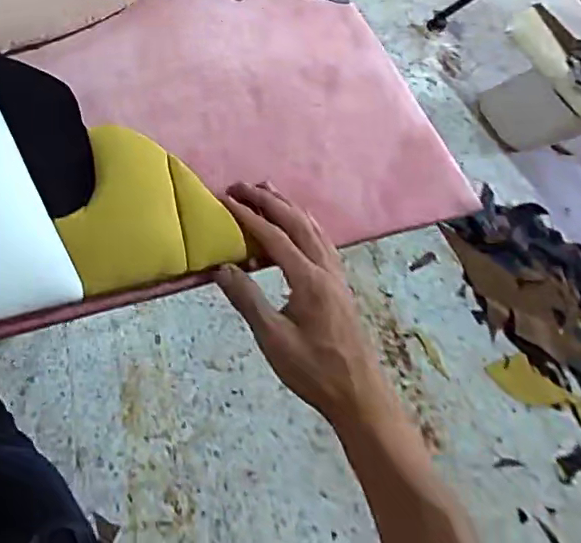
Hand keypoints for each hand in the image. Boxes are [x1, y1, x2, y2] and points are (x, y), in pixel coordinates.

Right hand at [217, 184, 478, 542]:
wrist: (359, 395)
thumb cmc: (314, 371)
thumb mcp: (274, 340)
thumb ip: (247, 300)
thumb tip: (221, 267)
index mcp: (308, 279)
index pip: (274, 237)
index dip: (248, 215)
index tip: (225, 199)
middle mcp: (325, 268)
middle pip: (295, 221)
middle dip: (266, 199)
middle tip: (240, 185)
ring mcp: (335, 273)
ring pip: (311, 226)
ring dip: (286, 205)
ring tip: (265, 190)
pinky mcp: (339, 282)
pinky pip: (321, 238)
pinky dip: (304, 220)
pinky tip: (298, 221)